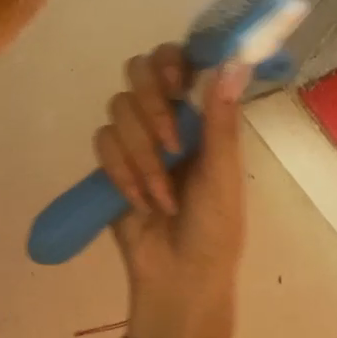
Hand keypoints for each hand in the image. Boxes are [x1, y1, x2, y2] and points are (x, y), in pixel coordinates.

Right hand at [92, 44, 250, 337]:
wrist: (178, 279)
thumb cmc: (215, 228)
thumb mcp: (224, 174)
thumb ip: (221, 118)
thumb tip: (233, 62)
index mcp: (199, 112)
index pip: (178, 58)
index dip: (171, 59)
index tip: (178, 81)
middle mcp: (165, 115)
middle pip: (139, 70)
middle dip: (153, 107)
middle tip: (173, 143)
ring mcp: (135, 137)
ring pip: (119, 108)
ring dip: (142, 155)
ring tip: (162, 195)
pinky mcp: (109, 162)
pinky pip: (103, 143)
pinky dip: (122, 174)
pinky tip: (140, 202)